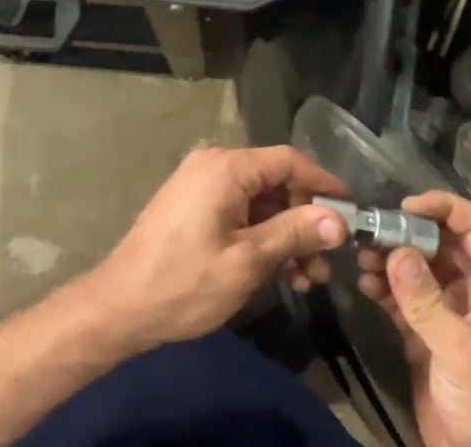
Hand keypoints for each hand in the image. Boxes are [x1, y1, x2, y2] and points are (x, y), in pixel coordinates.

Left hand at [86, 146, 349, 350]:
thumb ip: (295, 233)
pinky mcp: (194, 210)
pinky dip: (263, 238)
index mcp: (226, 168)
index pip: (289, 161)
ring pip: (261, 203)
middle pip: (276, 182)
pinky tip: (282, 274)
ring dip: (287, 236)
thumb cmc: (183, 283)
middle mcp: (214, 166)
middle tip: (328, 260)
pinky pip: (241, 214)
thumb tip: (339, 220)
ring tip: (309, 278)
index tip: (353, 211)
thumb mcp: (247, 261)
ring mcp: (202, 188)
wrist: (117, 310)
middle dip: (306, 220)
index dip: (324, 184)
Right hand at [358, 192, 470, 446]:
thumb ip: (428, 302)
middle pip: (441, 243)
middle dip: (407, 233)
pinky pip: (404, 299)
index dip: (443, 208)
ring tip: (361, 258)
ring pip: (419, 269)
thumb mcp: (462, 351)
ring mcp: (449, 313)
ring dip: (391, 260)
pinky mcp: (426, 336)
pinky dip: (384, 288)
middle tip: (371, 231)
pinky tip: (364, 285)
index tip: (404, 206)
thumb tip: (396, 251)